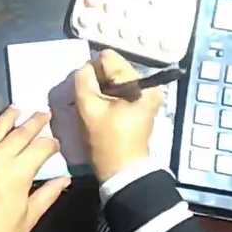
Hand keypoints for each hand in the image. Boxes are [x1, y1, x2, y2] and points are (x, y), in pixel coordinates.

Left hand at [0, 109, 70, 231]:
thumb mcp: (28, 219)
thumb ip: (47, 194)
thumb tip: (64, 178)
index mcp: (16, 174)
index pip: (40, 147)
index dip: (51, 143)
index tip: (55, 143)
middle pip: (19, 132)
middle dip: (35, 122)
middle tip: (44, 113)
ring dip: (9, 118)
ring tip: (19, 109)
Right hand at [73, 49, 161, 180]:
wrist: (122, 172)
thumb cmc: (107, 141)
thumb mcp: (90, 109)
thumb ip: (83, 81)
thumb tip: (84, 67)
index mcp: (141, 84)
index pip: (109, 59)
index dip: (92, 71)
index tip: (86, 90)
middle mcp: (148, 85)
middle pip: (114, 68)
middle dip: (98, 81)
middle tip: (89, 101)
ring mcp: (146, 95)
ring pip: (115, 79)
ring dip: (101, 90)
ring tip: (94, 107)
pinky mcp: (140, 105)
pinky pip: (119, 91)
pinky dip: (107, 97)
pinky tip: (101, 110)